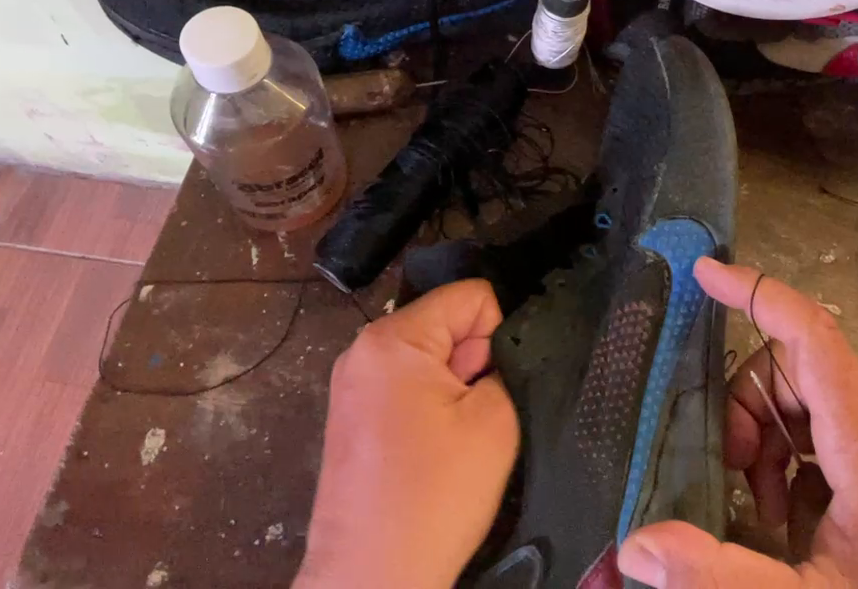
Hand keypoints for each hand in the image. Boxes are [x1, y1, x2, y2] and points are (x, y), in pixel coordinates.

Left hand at [296, 279, 518, 588]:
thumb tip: (500, 349)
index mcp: (393, 338)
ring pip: (429, 357)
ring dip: (455, 386)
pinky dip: (431, 405)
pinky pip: (406, 385)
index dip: (498, 331)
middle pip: (445, 324)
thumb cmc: (435, 495)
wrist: (371, 580)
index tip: (498, 380)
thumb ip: (506, 364)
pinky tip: (436, 449)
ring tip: (457, 439)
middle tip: (478, 416)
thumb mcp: (494, 419)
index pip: (470, 296)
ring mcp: (352, 383)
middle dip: (474, 360)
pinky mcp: (352, 416)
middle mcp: (363, 348)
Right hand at [619, 258, 857, 588]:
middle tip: (731, 467)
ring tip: (759, 512)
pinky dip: (788, 471)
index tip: (705, 271)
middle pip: (792, 371)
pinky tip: (784, 527)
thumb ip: (721, 572)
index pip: (809, 334)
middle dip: (747, 405)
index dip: (756, 291)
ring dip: (765, 446)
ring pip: (802, 409)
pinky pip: (820, 447)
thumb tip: (637, 545)